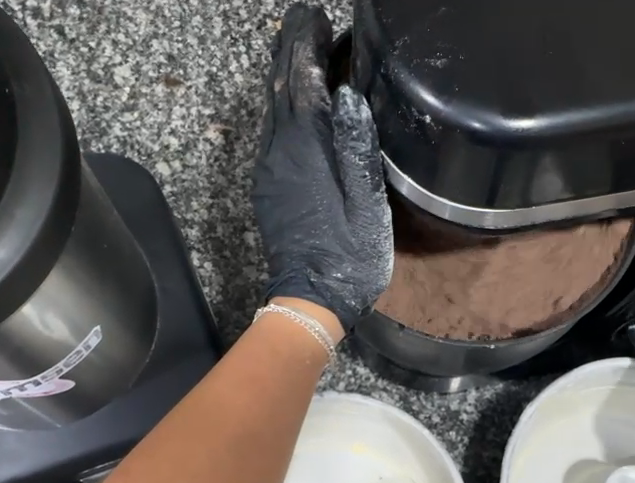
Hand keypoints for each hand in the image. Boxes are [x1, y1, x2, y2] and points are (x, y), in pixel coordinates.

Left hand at [251, 5, 392, 332]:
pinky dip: (285, 108)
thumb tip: (349, 96)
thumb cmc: (347, 257)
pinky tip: (299, 108)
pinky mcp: (267, 189)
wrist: (310, 301)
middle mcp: (279, 152)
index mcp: (306, 149)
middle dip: (291, 50)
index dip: (307, 43)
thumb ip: (358, 147)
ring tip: (304, 54)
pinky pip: (273, 134)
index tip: (315, 16)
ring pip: (272, 109)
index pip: (301, 79)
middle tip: (307, 22)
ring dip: (286, 77)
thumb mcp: (367, 204)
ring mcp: (269, 171)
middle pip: (280, 87)